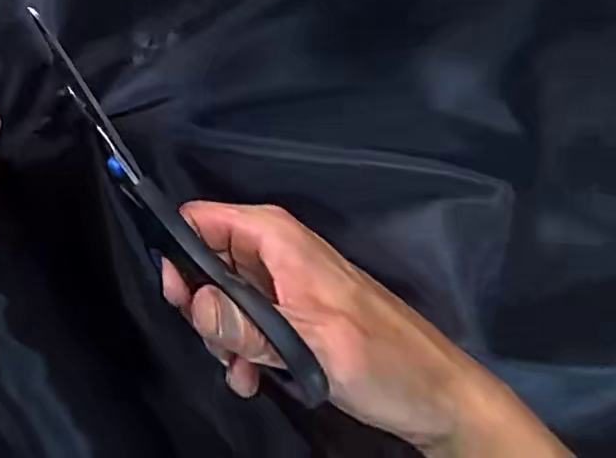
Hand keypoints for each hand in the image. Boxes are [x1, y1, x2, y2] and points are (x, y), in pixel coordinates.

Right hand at [161, 203, 568, 457]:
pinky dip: (240, 345)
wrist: (438, 396)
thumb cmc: (383, 358)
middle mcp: (271, 247)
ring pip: (221, 291)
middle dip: (201, 304)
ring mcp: (280, 277)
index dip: (178, 253)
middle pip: (205, 258)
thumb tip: (194, 305)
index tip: (176, 300)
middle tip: (214, 344)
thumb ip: (248, 325)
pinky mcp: (288, 306)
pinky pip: (244, 316)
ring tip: (241, 370)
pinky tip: (253, 376)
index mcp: (273, 233)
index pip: (199, 218)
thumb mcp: (312, 344)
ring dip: (221, 333)